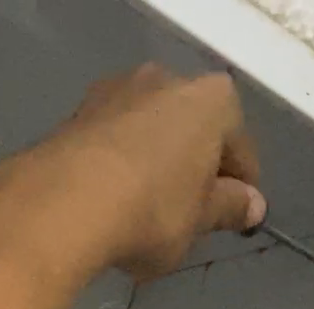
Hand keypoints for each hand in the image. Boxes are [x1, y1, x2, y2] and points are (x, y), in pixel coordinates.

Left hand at [0, 64, 265, 279]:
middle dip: (191, 176)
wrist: (62, 206)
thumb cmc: (151, 211)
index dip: (240, 191)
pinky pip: (110, 149)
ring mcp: (115, 94)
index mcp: (212, 101)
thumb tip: (251, 204)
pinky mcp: (74, 117)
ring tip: (143, 220)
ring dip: (151, 173)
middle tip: (187, 222)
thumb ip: (228, 209)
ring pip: (147, 139)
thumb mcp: (199, 221)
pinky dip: (116, 175)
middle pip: (191, 136)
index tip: (233, 220)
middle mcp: (165, 81)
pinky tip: (109, 210)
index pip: (239, 150)